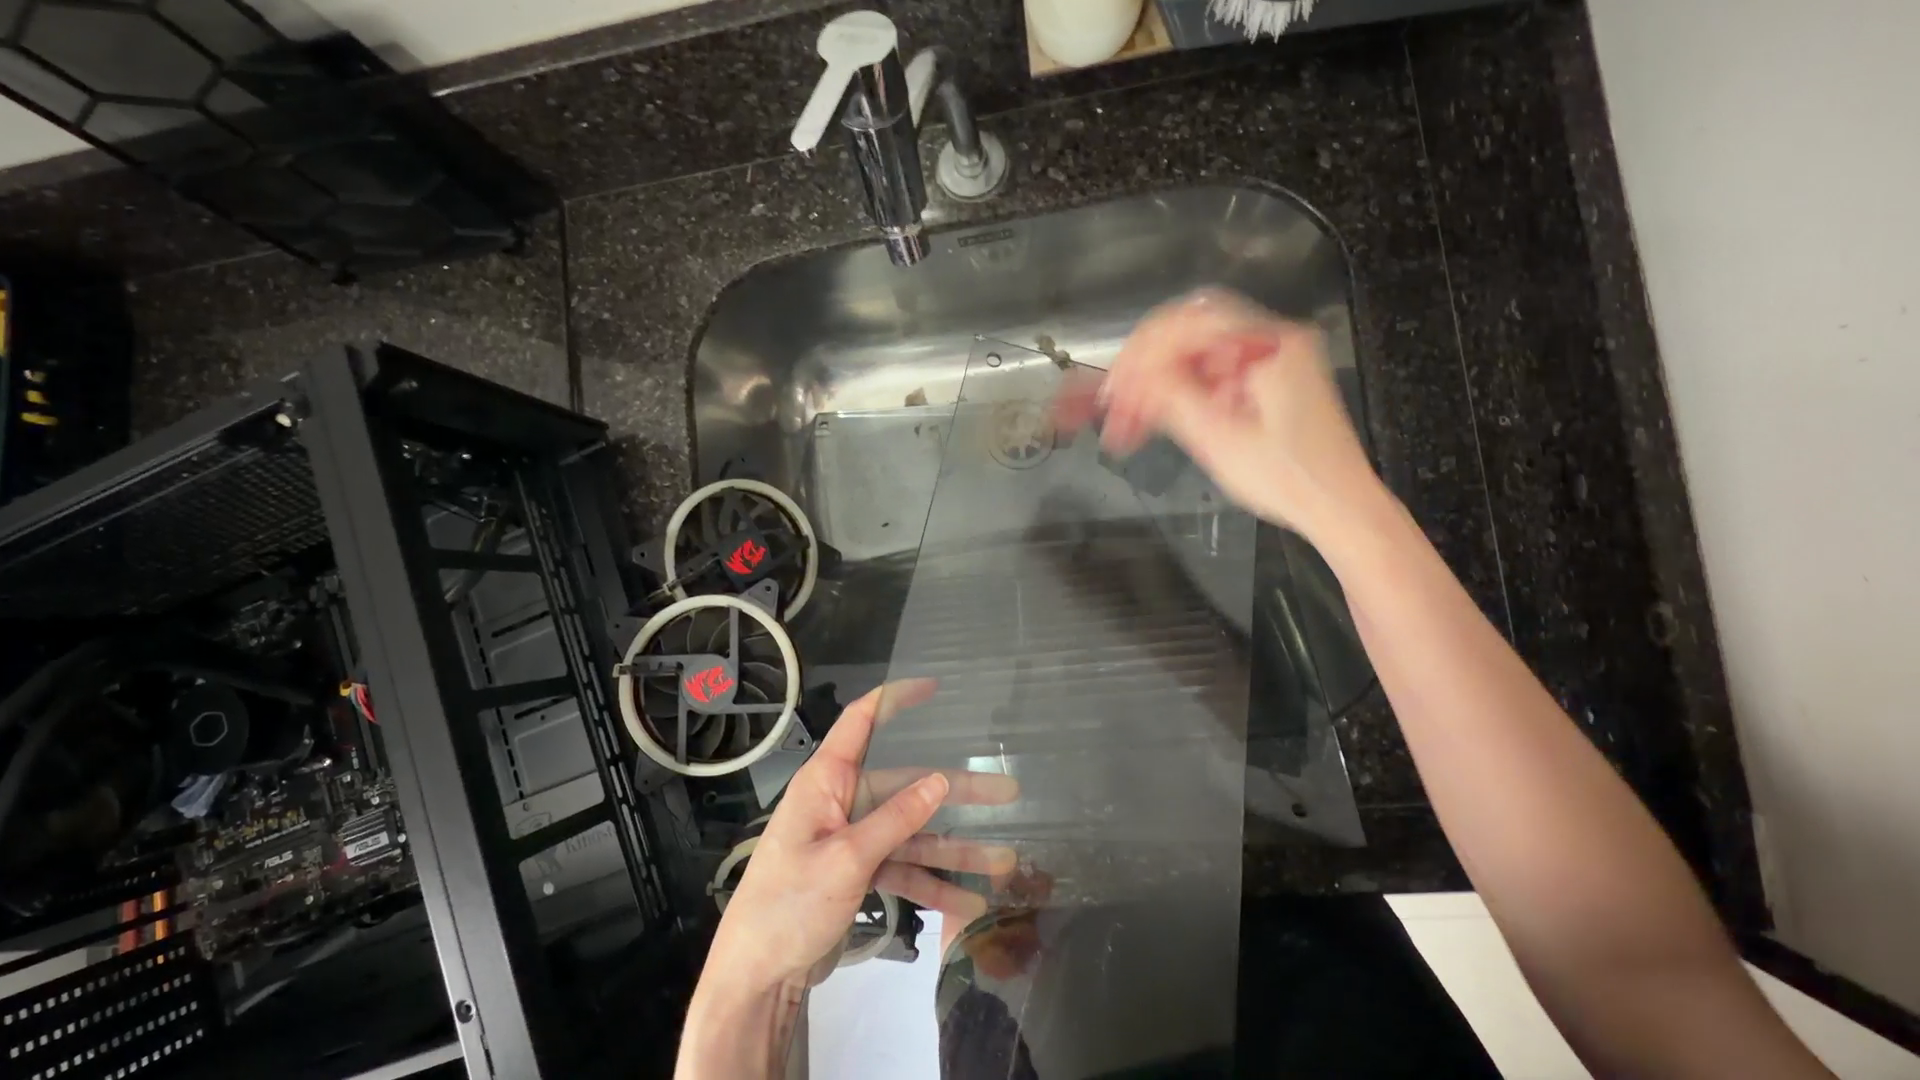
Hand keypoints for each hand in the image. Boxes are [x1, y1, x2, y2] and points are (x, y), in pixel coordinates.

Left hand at [704, 679, 1018, 989]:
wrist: (757, 976)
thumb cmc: (789, 905)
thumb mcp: (846, 860)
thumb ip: (895, 819)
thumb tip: (940, 779)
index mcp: (826, 782)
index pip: (860, 723)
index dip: (895, 700)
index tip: (933, 688)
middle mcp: (840, 803)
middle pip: (905, 786)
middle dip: (955, 793)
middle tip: (1007, 791)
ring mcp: (851, 840)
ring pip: (911, 833)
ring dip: (953, 849)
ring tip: (1003, 861)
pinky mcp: (857, 874)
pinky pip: (902, 869)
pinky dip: (931, 885)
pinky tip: (968, 903)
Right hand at [1066, 289, 1381, 541]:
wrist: (1338, 508)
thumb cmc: (1292, 480)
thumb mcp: (1220, 439)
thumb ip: (1172, 397)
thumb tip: (1132, 377)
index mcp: (1270, 345)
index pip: (1190, 321)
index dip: (1143, 350)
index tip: (1115, 383)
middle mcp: (1273, 342)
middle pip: (1190, 332)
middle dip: (1145, 364)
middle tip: (1113, 396)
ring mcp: (1270, 363)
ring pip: (1195, 356)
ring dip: (1156, 382)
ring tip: (1125, 418)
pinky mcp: (1265, 385)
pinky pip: (1210, 376)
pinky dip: (1179, 394)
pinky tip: (1151, 420)